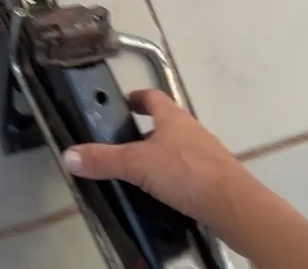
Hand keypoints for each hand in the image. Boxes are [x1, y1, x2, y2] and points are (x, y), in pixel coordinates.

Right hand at [60, 88, 251, 227]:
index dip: (136, 98)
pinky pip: (194, 175)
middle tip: (125, 144)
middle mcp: (193, 131)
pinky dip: (179, 180)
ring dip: (164, 156)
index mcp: (173, 117)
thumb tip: (68, 156)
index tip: (123, 105)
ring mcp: (210, 157)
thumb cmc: (187, 173)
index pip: (152, 96)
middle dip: (147, 131)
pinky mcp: (220, 183)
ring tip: (143, 173)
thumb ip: (103, 160)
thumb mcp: (136, 165)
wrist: (239, 211)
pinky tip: (168, 196)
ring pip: (181, 149)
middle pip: (167, 123)